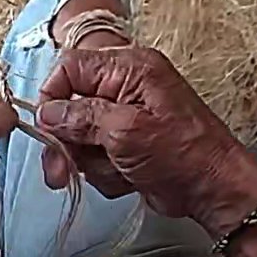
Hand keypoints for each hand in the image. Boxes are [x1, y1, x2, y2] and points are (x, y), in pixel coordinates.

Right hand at [36, 46, 256, 233]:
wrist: (210, 188)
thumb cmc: (182, 154)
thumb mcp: (126, 131)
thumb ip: (82, 117)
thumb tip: (47, 112)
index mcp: (128, 70)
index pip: (69, 67)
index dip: (52, 97)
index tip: (46, 128)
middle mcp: (123, 88)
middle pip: (67, 108)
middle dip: (64, 143)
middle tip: (60, 172)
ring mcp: (122, 118)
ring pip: (77, 139)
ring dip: (89, 163)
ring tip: (115, 171)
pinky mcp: (122, 145)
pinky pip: (92, 158)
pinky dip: (104, 173)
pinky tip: (126, 177)